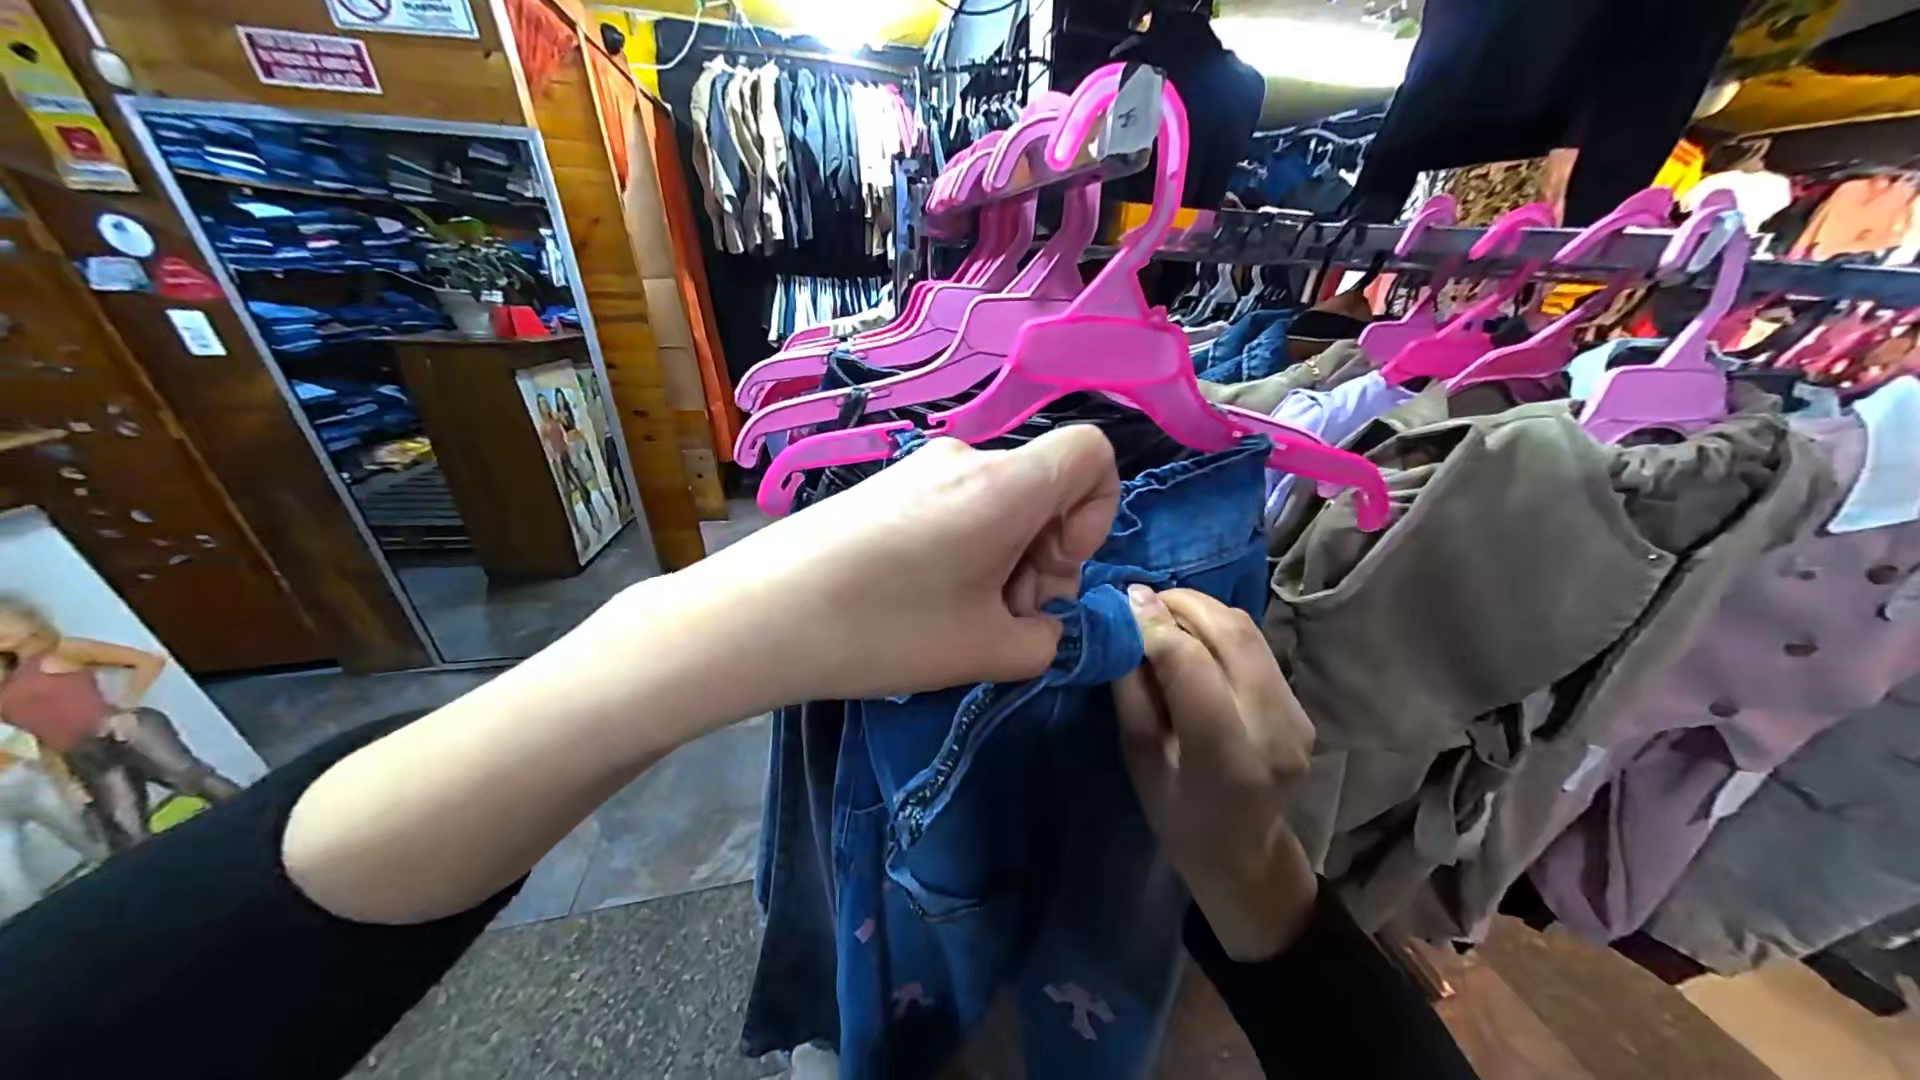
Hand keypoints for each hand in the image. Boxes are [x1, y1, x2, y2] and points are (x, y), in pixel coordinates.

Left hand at [687, 426, 1121, 703]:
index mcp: (1003, 483)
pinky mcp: (886, 486)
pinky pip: (956, 506)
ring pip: (1000, 503)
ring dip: (1003, 559)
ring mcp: (919, 468)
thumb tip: (1050, 628)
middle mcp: (966, 458)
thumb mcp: (984, 650)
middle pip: (1044, 488)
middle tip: (1003, 616)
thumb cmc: (883, 628)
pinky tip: (922, 598)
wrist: (758, 614)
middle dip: (1045, 556)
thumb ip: (1048, 641)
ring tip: (959, 616)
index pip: (1092, 453)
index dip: (1097, 513)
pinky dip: (965, 549)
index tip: (1054, 569)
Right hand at [1114, 587, 1318, 960]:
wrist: (1244, 851)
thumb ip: (1132, 690)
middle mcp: (1274, 730)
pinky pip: (1255, 644)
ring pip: (1246, 629)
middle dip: (1180, 604)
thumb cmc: (1176, 815)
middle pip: (1230, 633)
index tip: (1124, 600)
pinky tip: (1192, 639)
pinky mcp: (1300, 704)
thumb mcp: (1138, 758)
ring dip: (1200, 610)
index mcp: (1228, 759)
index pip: (1192, 666)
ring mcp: (1296, 715)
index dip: (1155, 625)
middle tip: (1141, 602)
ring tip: (1163, 617)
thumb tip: (1126, 621)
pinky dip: (1218, 627)